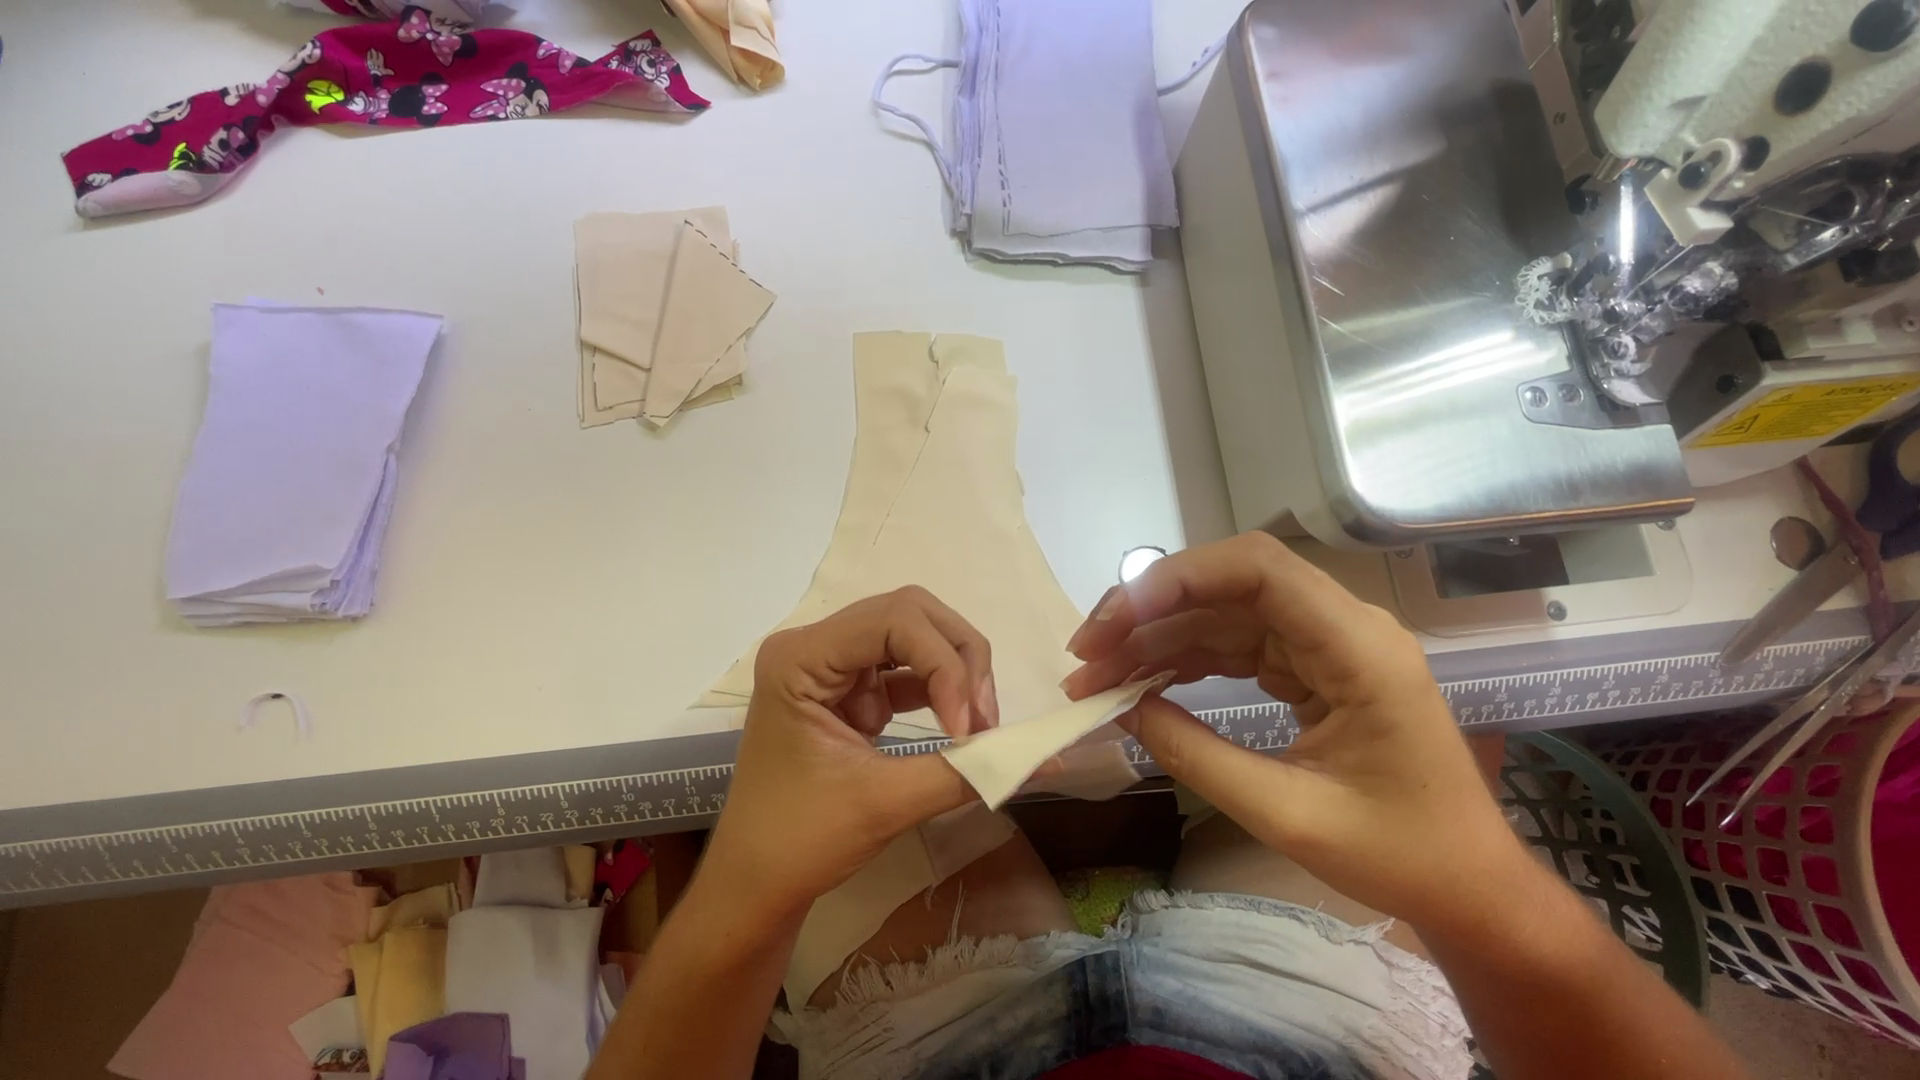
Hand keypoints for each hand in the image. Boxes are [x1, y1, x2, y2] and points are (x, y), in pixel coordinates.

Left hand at [701, 588, 990, 915]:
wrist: (756, 884)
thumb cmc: (801, 842)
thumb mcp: (886, 803)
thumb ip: (966, 773)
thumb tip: (1045, 759)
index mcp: (800, 658)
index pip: (895, 619)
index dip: (945, 664)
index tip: (967, 730)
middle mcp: (812, 645)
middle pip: (909, 614)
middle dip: (957, 659)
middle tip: (982, 719)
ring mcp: (829, 663)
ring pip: (913, 634)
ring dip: (954, 674)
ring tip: (975, 727)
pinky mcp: (847, 687)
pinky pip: (905, 668)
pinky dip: (938, 691)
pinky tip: (957, 727)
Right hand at [1062, 532, 1523, 932]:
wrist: (1470, 887)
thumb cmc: (1400, 855)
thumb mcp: (1289, 815)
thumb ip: (1199, 756)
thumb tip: (1126, 709)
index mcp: (1358, 648)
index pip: (1257, 570)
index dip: (1175, 580)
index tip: (1114, 624)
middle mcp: (1342, 627)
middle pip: (1227, 585)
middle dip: (1148, 612)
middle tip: (1084, 656)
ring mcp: (1325, 645)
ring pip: (1222, 614)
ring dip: (1155, 639)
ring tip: (1096, 677)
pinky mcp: (1311, 667)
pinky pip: (1234, 646)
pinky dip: (1182, 661)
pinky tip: (1139, 683)